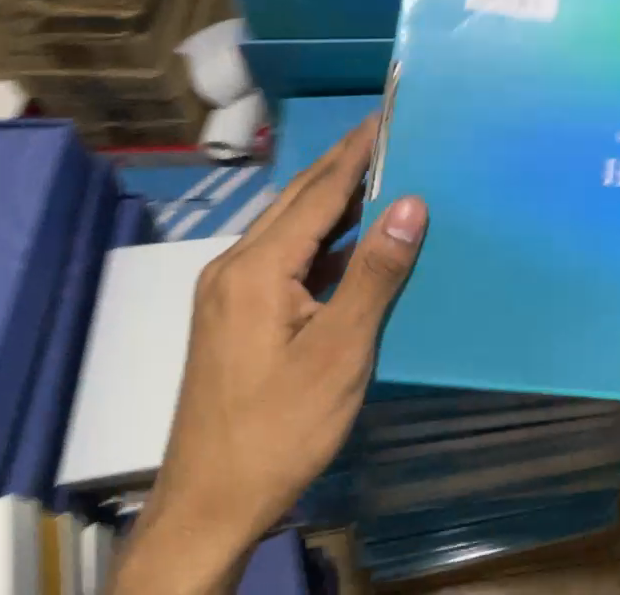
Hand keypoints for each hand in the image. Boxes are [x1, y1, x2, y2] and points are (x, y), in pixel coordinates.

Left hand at [112, 117, 428, 594]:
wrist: (208, 505)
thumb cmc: (281, 428)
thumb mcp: (340, 352)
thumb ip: (374, 274)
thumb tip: (410, 203)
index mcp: (256, 268)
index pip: (318, 192)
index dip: (356, 152)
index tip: (387, 115)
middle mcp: (233, 267)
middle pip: (296, 202)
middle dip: (343, 164)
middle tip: (387, 132)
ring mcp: (228, 293)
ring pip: (287, 229)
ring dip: (332, 201)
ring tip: (377, 174)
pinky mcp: (233, 316)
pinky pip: (282, 258)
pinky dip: (320, 240)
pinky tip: (348, 243)